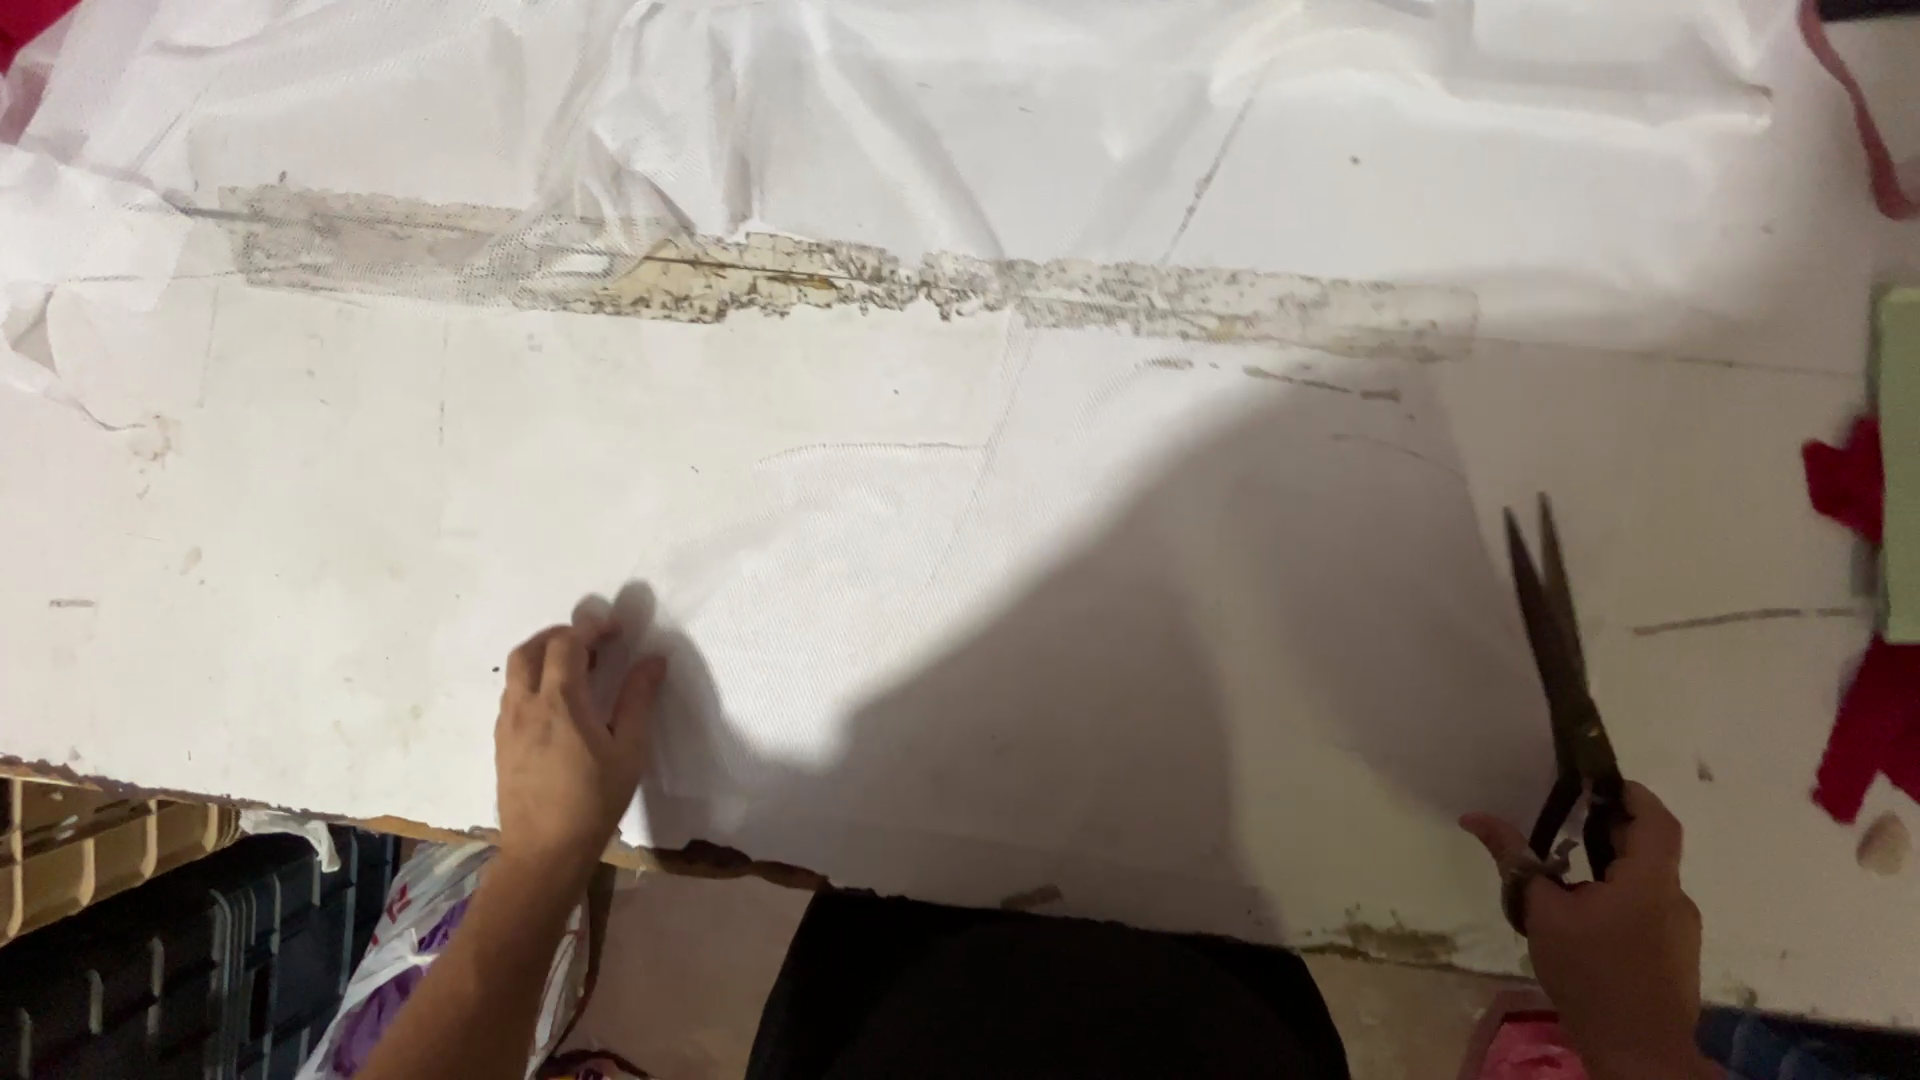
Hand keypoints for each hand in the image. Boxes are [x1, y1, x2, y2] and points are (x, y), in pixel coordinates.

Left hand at [494, 618, 665, 878]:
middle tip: (593, 641)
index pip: (567, 644)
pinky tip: (559, 701)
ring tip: (579, 668)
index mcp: (560, 702)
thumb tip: (653, 659)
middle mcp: (525, 705)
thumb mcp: (630, 749)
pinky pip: (512, 694)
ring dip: (544, 655)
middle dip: (560, 634)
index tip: (616, 629)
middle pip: (530, 648)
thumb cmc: (595, 799)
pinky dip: (534, 680)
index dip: (591, 627)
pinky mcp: (502, 742)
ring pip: (516, 671)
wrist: (544, 850)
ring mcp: (507, 724)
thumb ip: (639, 698)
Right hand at [1461, 783, 1713, 1079]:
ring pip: (1645, 877)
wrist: (1637, 1051)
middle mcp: (1674, 900)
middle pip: (1649, 847)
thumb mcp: (1541, 911)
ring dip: (1609, 858)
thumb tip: (1474, 817)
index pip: (1658, 823)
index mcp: (1650, 884)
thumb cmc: (1591, 973)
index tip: (1599, 778)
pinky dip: (1614, 886)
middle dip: (1609, 823)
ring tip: (1560, 855)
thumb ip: (1514, 860)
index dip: (1635, 794)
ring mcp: (1678, 930)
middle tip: (1563, 808)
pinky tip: (1578, 901)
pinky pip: (1645, 903)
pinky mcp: (1671, 952)